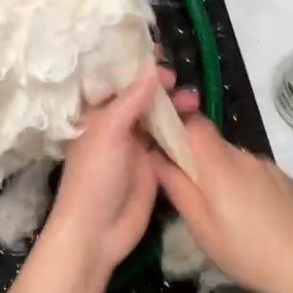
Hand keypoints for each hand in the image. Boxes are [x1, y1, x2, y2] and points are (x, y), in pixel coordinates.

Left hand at [44, 66, 199, 273]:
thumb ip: (130, 101)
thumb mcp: (109, 133)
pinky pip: (170, 143)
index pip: (119, 83)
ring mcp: (136, 148)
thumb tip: (150, 68)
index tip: (162, 58)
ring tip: (194, 101)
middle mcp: (117, 127)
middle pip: (143, 100)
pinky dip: (183, 132)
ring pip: (159, 120)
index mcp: (98, 115)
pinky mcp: (153, 167)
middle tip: (182, 83)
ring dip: (175, 108)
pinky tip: (198, 123)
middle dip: (162, 89)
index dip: (138, 70)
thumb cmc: (94, 177)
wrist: (97, 234)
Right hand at [152, 116, 292, 292]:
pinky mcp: (285, 180)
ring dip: (224, 177)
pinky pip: (255, 173)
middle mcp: (243, 155)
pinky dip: (247, 187)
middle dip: (200, 163)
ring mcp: (267, 166)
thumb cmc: (248, 252)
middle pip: (213, 144)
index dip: (179, 129)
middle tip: (198, 199)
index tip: (169, 152)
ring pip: (234, 160)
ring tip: (229, 216)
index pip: (194, 123)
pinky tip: (255, 219)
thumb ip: (177, 188)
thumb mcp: (202, 228)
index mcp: (219, 163)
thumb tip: (156, 157)